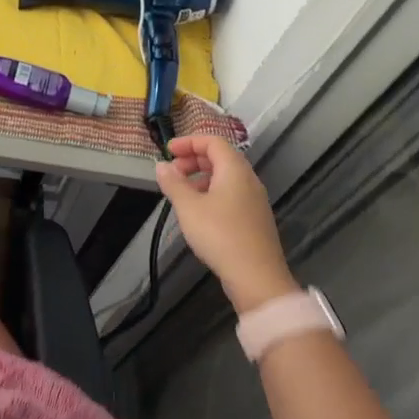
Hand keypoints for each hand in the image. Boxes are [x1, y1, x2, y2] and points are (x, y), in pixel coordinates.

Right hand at [155, 135, 298, 313]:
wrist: (256, 276)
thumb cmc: (220, 235)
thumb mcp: (188, 207)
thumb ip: (173, 183)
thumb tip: (162, 166)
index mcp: (235, 170)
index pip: (213, 142)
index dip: (189, 142)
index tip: (167, 151)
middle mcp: (248, 180)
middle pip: (221, 157)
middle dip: (194, 159)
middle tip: (172, 172)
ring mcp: (254, 200)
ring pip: (226, 177)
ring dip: (201, 177)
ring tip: (181, 192)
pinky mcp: (254, 218)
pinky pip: (231, 193)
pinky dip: (212, 192)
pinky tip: (198, 211)